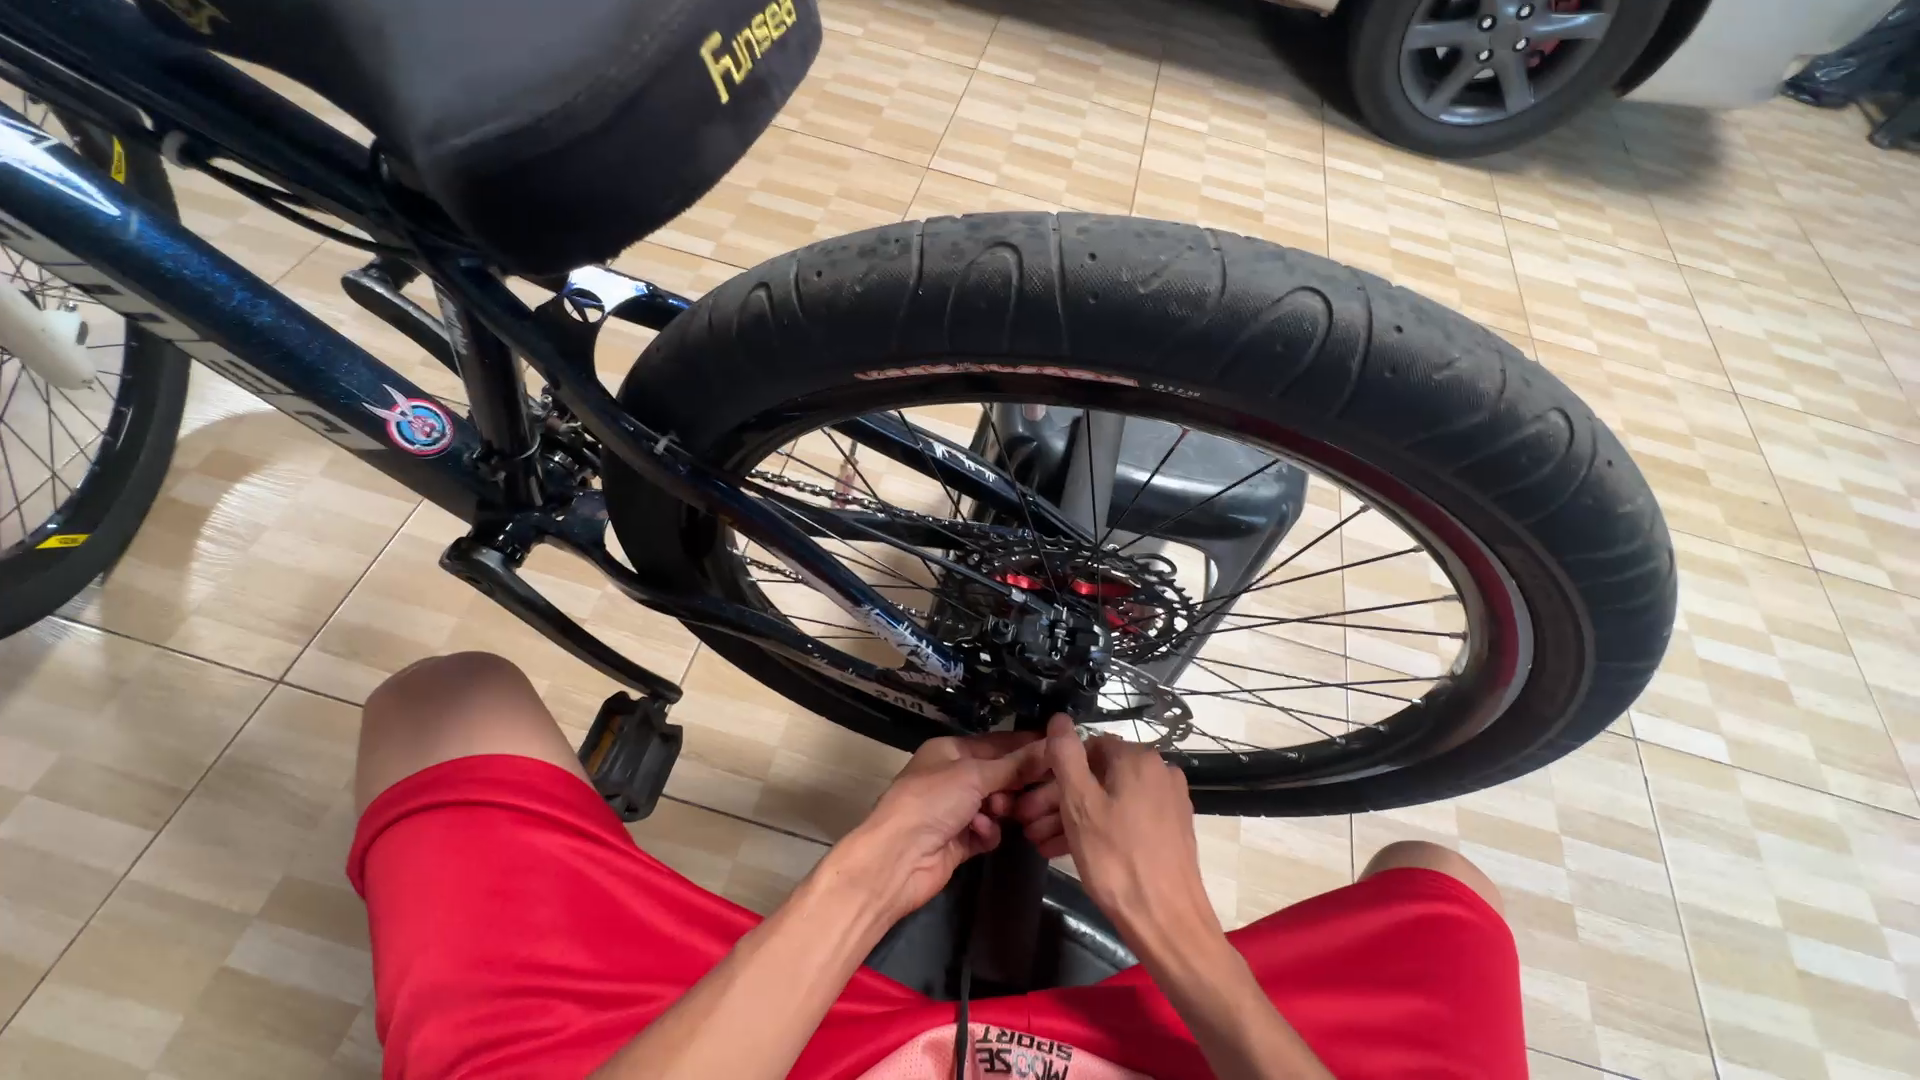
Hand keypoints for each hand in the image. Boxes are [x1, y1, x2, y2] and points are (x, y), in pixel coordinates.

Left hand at [834, 732, 1046, 923]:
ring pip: (997, 805)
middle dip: (1014, 784)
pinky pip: (988, 831)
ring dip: (1002, 810)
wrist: (898, 858)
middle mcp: (952, 777)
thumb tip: (1052, 745)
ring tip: (1001, 814)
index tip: (1058, 749)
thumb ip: (1016, 765)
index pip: (996, 744)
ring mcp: (956, 810)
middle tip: (1034, 790)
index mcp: (949, 751)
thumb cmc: (931, 802)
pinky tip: (982, 835)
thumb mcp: (975, 775)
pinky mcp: (960, 841)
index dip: (1025, 746)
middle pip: (999, 776)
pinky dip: (988, 833)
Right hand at [1014, 714, 1217, 942]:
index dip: (1054, 773)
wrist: (1167, 921)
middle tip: (1028, 825)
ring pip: (1111, 800)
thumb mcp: (1079, 805)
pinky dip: (1099, 830)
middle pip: (1098, 777)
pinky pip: (1127, 819)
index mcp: (1138, 759)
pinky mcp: (1171, 830)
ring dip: (1074, 818)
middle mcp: (1159, 772)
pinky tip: (1070, 852)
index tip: (1030, 800)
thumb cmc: (1116, 859)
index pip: (1087, 748)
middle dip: (1059, 800)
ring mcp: (1168, 802)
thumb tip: (1059, 718)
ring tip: (1041, 843)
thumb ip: (1066, 756)